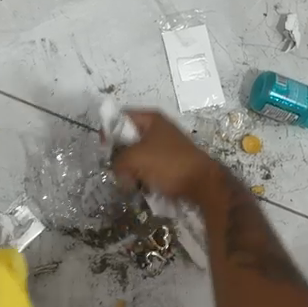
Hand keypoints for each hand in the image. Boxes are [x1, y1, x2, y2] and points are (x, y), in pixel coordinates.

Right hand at [111, 110, 226, 202]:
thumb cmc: (168, 164)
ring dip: (132, 171)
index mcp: (151, 119)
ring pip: (138, 157)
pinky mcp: (171, 164)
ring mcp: (165, 147)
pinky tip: (146, 189)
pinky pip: (149, 169)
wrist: (203, 184)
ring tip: (134, 184)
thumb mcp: (135, 159)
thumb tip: (117, 170)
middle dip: (121, 157)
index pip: (120, 117)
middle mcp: (158, 129)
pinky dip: (145, 178)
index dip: (108, 131)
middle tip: (120, 171)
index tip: (104, 149)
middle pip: (128, 139)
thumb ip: (117, 160)